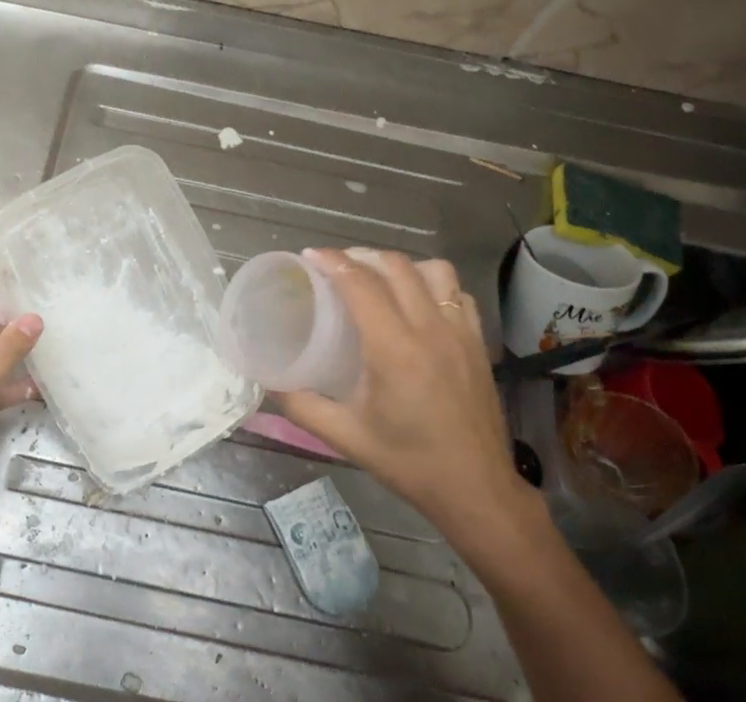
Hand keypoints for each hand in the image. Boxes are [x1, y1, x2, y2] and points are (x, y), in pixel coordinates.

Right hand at [277, 249, 529, 543]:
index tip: (311, 256)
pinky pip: (458, 293)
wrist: (476, 488)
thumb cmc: (409, 463)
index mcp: (393, 349)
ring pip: (434, 271)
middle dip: (362, 256)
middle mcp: (429, 330)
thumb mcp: (346, 437)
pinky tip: (419, 302)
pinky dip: (434, 285)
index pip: (360, 284)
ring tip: (380, 277)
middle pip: (396, 267)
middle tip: (337, 265)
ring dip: (402, 265)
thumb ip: (302, 406)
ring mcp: (460, 333)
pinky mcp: (478, 343)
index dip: (333, 262)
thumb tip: (268, 382)